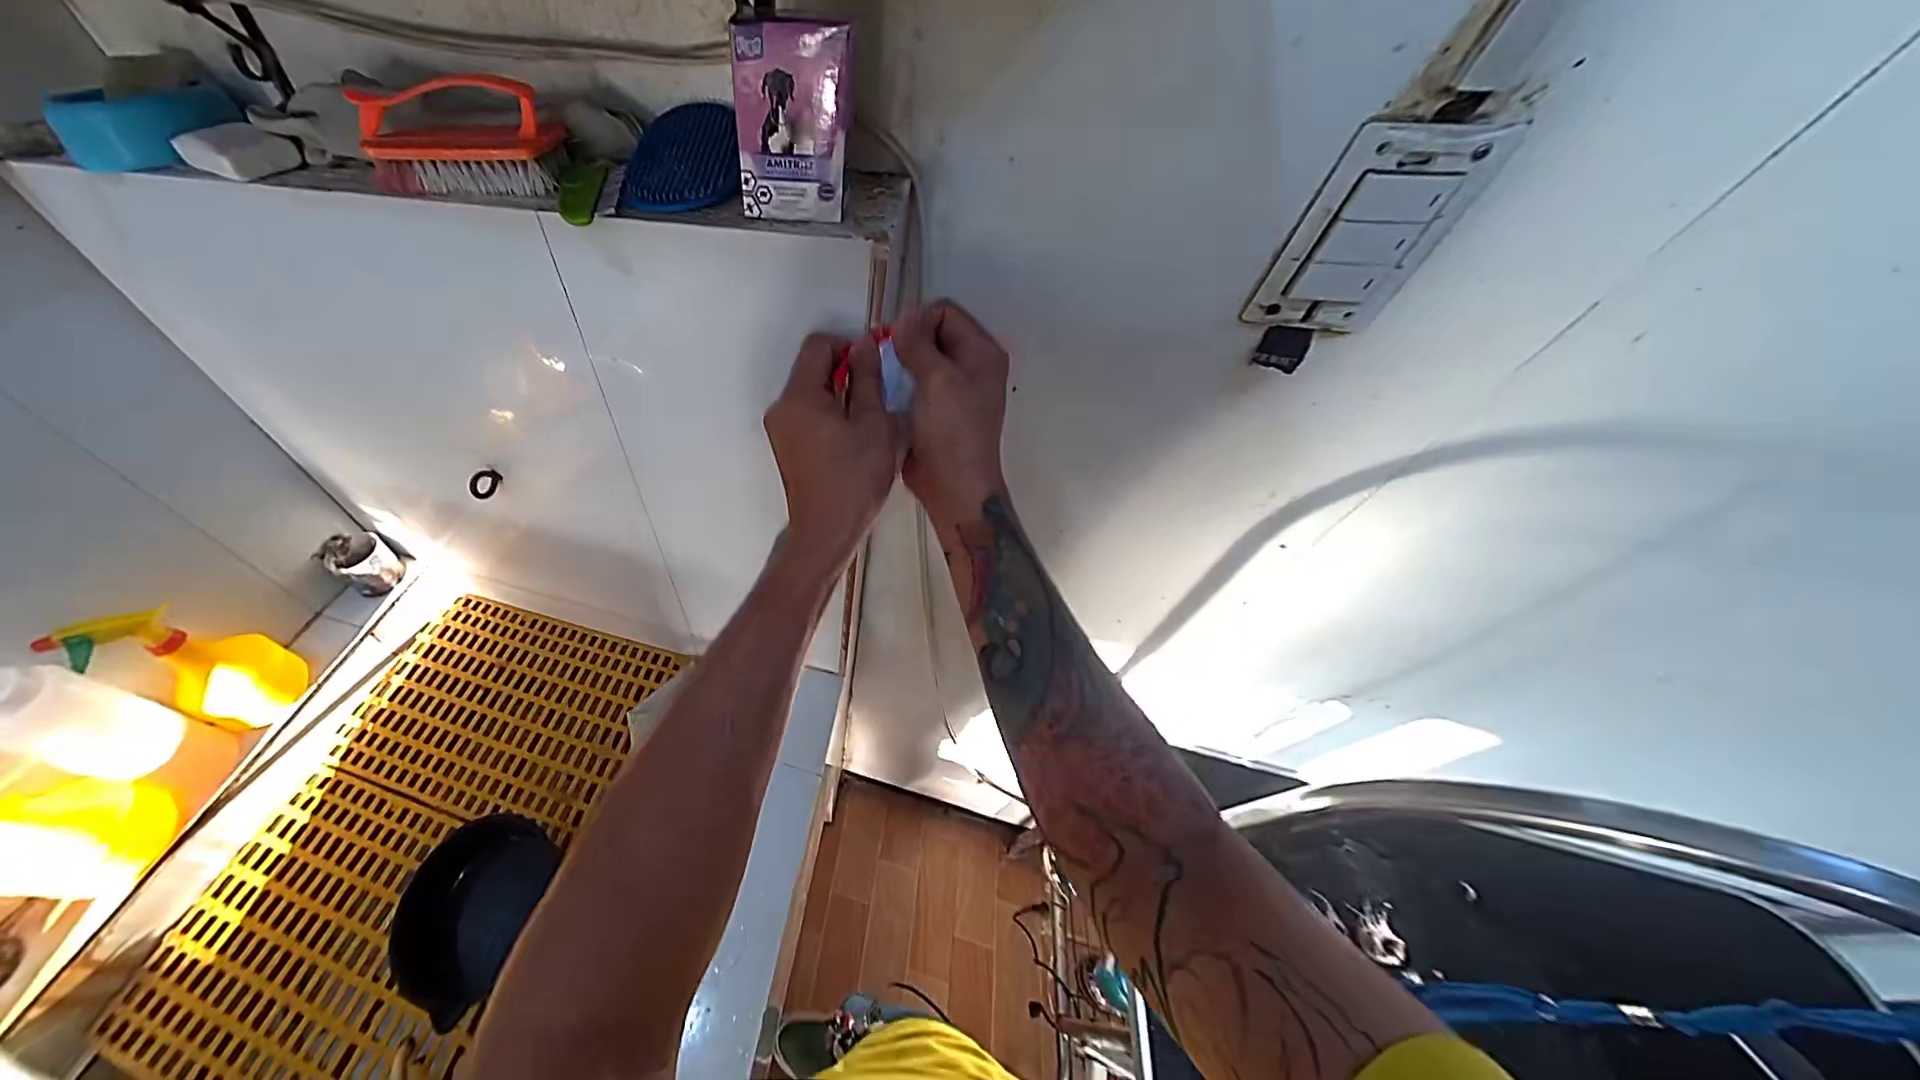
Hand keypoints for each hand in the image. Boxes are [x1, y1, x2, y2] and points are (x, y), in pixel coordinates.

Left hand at [764, 333, 899, 573]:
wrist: (827, 530)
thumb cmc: (854, 480)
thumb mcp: (873, 423)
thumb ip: (869, 379)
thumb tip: (864, 345)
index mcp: (799, 397)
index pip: (818, 346)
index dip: (849, 346)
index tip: (874, 365)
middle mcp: (782, 408)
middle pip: (813, 369)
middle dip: (847, 373)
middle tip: (878, 395)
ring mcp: (781, 429)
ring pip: (813, 394)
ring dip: (841, 396)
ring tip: (871, 421)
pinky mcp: (787, 447)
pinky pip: (809, 416)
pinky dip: (832, 416)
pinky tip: (856, 439)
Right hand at [887, 300, 1011, 527]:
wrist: (952, 485)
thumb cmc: (953, 433)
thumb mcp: (937, 379)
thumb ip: (918, 342)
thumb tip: (904, 316)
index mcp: (981, 353)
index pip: (945, 312)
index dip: (917, 320)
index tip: (896, 341)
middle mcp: (970, 366)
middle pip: (931, 332)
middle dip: (907, 341)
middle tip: (889, 359)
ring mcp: (953, 387)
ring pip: (920, 357)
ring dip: (900, 362)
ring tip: (887, 376)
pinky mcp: (935, 407)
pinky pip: (913, 381)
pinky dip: (900, 382)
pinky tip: (889, 393)